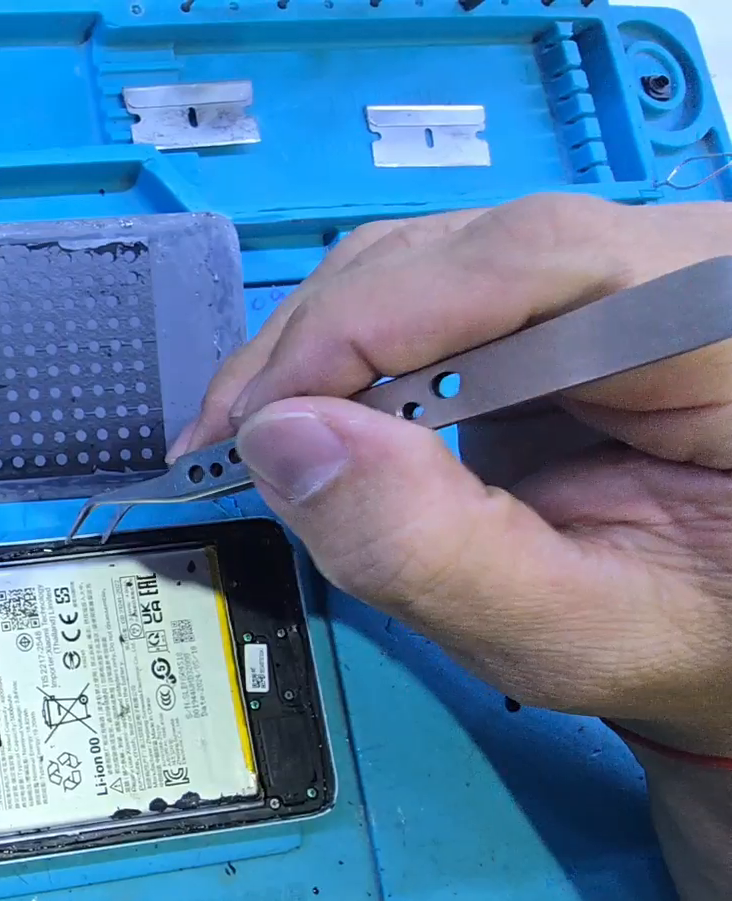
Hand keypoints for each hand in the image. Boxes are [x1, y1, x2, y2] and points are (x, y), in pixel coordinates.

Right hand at [171, 194, 731, 755]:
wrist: (727, 613)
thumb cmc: (681, 639)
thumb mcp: (560, 631)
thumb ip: (423, 546)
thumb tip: (277, 437)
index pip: (526, 265)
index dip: (358, 330)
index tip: (252, 430)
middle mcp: (685, 268)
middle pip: (443, 254)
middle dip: (305, 350)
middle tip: (225, 450)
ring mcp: (610, 268)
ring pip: (403, 262)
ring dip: (299, 353)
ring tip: (256, 440)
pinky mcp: (544, 296)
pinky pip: (400, 289)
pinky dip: (322, 354)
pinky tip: (298, 414)